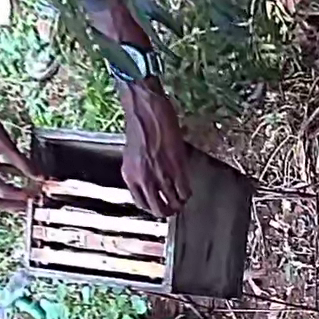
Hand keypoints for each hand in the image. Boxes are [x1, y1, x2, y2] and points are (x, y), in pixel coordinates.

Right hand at [0, 105, 41, 211]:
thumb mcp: (4, 142)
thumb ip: (22, 162)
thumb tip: (39, 177)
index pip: (2, 190)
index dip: (21, 196)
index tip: (35, 195)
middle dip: (11, 206)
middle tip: (29, 206)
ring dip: (7, 196)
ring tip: (26, 196)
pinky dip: (3, 180)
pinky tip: (19, 177)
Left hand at [118, 82, 189, 217]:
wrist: (145, 108)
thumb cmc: (140, 125)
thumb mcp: (133, 155)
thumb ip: (140, 172)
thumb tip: (152, 184)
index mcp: (130, 176)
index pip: (142, 204)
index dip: (154, 206)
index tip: (161, 204)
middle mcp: (144, 180)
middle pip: (159, 209)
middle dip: (169, 210)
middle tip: (175, 205)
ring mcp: (161, 176)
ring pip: (174, 203)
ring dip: (180, 203)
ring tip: (182, 197)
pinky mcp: (176, 169)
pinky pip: (185, 192)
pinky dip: (187, 193)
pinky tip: (187, 186)